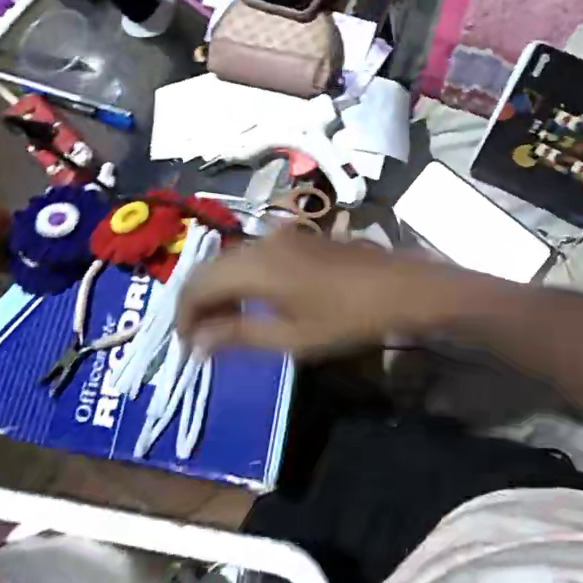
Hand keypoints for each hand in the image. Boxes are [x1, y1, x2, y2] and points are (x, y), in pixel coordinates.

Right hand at [178, 230, 476, 356]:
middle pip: (210, 268)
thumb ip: (239, 335)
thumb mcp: (291, 337)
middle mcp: (261, 242)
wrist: (400, 286)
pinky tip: (255, 302)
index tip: (185, 346)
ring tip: (226, 325)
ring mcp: (282, 235)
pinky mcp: (300, 237)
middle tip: (202, 339)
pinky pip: (254, 254)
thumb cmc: (346, 318)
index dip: (183, 316)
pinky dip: (243, 278)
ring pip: (232, 259)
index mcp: (253, 266)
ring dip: (221, 290)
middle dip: (199, 303)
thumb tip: (197, 343)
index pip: (196, 285)